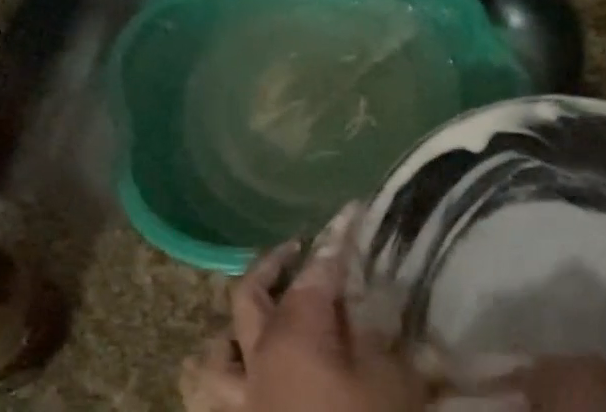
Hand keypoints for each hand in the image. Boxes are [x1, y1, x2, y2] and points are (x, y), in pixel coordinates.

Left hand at [180, 204, 425, 411]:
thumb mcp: (393, 382)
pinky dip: (221, 379)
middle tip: (296, 247)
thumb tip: (394, 312)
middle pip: (250, 294)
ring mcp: (240, 394)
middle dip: (272, 264)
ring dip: (230, 328)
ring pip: (213, 351)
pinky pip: (210, 399)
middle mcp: (257, 354)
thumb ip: (389, 341)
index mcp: (295, 331)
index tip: (351, 212)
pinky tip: (234, 376)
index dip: (337, 239)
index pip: (319, 269)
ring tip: (250, 318)